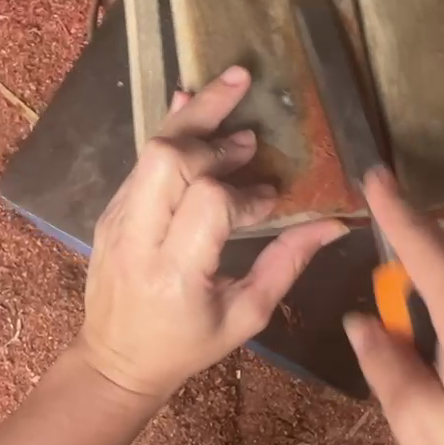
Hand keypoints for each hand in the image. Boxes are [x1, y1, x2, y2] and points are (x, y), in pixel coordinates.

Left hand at [77, 66, 347, 400]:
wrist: (114, 360)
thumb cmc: (185, 346)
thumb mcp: (244, 316)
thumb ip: (286, 264)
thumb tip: (333, 224)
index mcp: (174, 273)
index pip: (207, 204)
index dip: (244, 192)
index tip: (269, 198)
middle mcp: (137, 239)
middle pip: (168, 161)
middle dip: (213, 131)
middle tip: (252, 129)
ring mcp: (116, 220)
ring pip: (149, 152)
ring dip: (192, 118)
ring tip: (231, 84)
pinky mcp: (110, 211)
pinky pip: (139, 162)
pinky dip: (169, 131)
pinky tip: (192, 103)